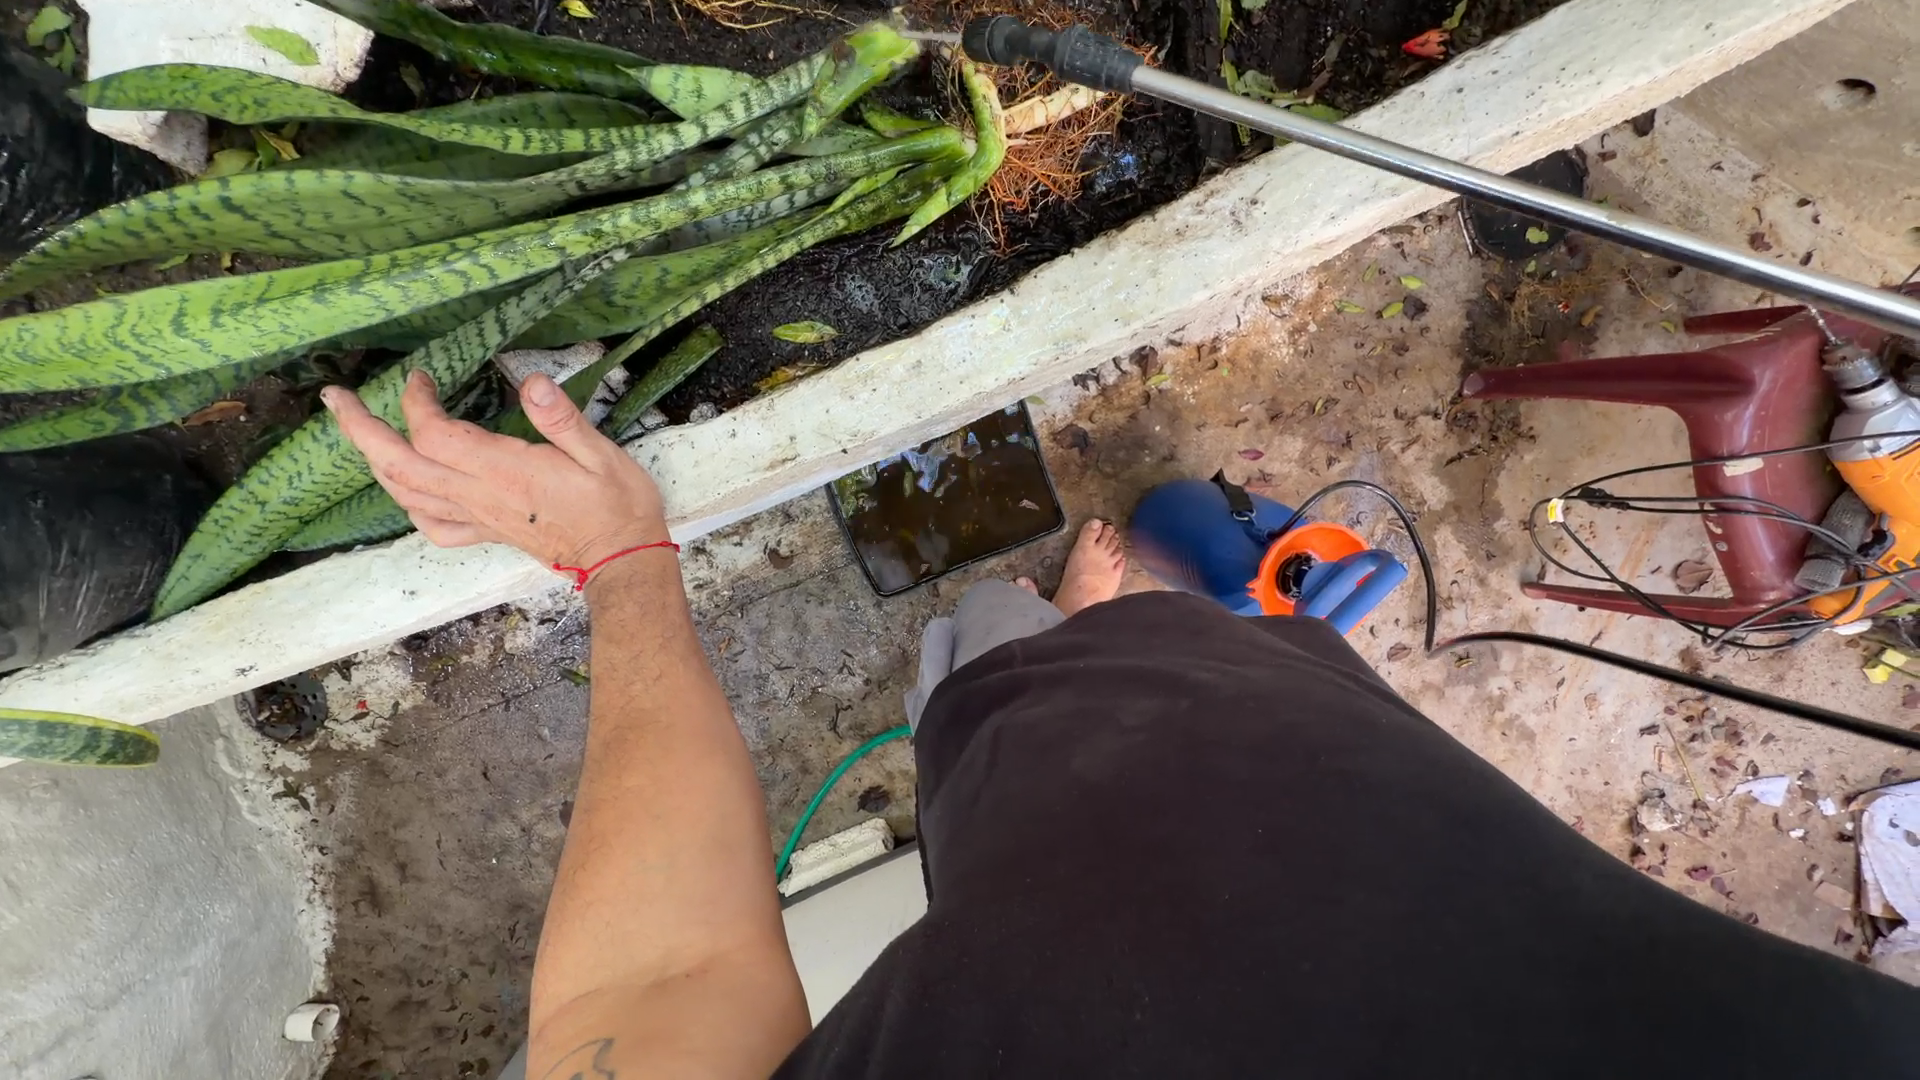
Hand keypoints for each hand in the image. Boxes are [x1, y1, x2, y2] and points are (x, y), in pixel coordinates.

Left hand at [323, 370, 669, 574]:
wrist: (623, 559)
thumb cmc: (619, 506)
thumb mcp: (603, 454)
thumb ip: (563, 419)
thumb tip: (533, 382)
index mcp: (505, 471)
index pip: (435, 433)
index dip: (416, 402)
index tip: (421, 376)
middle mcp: (481, 495)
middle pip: (399, 464)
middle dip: (360, 428)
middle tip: (338, 398)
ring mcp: (481, 518)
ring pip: (406, 493)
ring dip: (374, 462)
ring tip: (363, 436)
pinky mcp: (490, 534)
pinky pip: (433, 526)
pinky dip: (409, 505)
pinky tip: (410, 492)